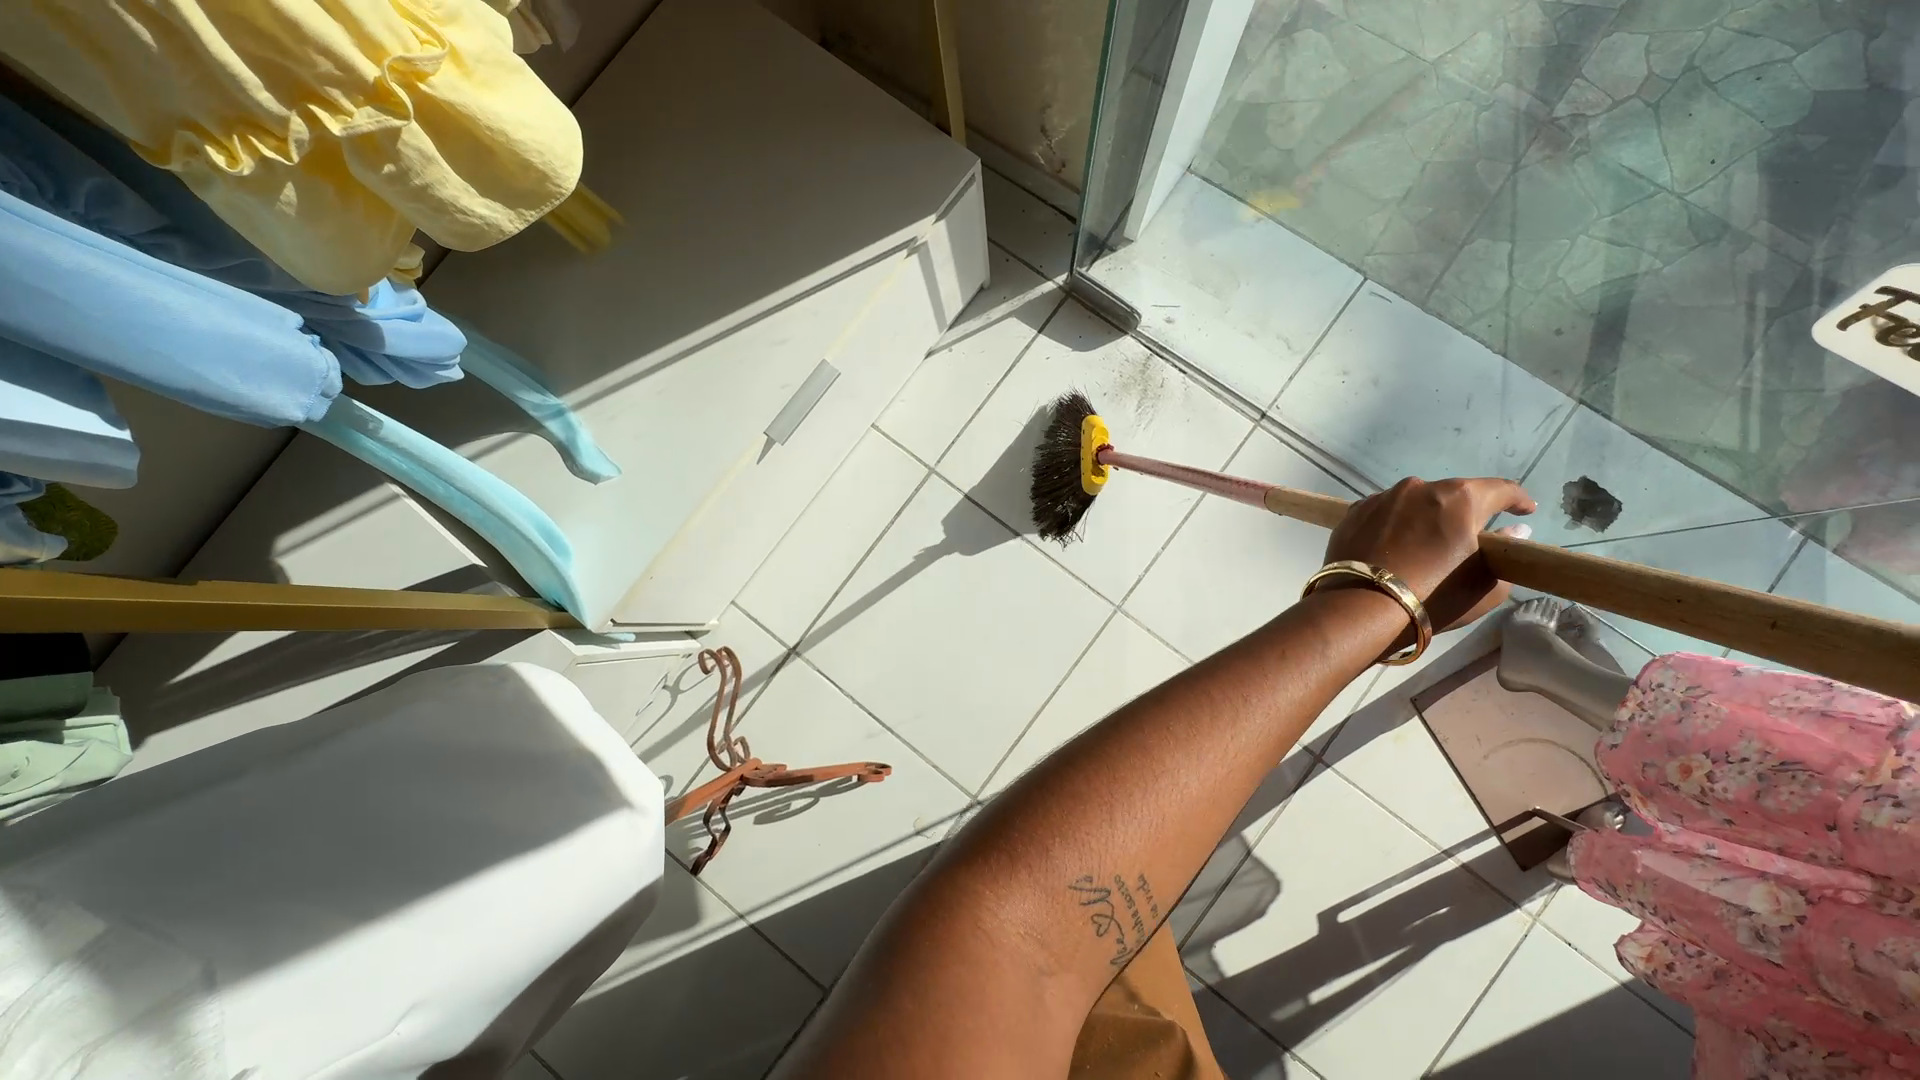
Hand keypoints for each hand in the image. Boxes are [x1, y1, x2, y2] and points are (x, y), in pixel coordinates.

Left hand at [1322, 476, 1536, 633]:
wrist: (1360, 607)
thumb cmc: (1434, 597)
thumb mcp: (1486, 584)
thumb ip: (1504, 552)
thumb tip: (1512, 530)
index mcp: (1459, 498)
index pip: (1500, 490)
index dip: (1518, 500)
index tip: (1525, 510)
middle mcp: (1417, 488)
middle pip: (1451, 496)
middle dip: (1463, 513)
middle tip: (1466, 538)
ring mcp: (1380, 499)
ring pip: (1412, 504)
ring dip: (1423, 519)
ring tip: (1423, 546)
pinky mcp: (1352, 514)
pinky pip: (1383, 515)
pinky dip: (1392, 527)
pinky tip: (1392, 548)